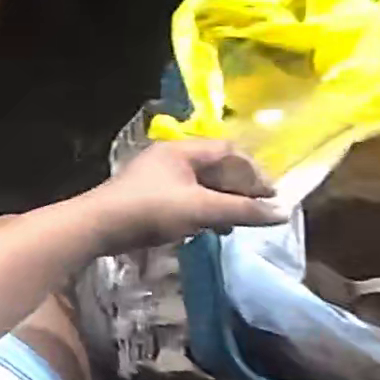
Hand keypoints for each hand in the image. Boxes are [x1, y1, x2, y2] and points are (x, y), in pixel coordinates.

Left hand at [82, 139, 287, 251]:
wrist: (97, 226)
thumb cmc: (150, 210)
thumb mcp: (200, 209)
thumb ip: (241, 210)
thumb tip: (281, 213)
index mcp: (180, 150)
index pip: (228, 151)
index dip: (253, 171)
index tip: (271, 196)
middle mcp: (167, 158)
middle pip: (213, 166)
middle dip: (237, 187)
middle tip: (256, 210)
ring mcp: (154, 178)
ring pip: (197, 184)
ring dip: (219, 201)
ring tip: (233, 223)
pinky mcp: (145, 197)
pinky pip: (182, 198)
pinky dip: (199, 210)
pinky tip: (205, 229)